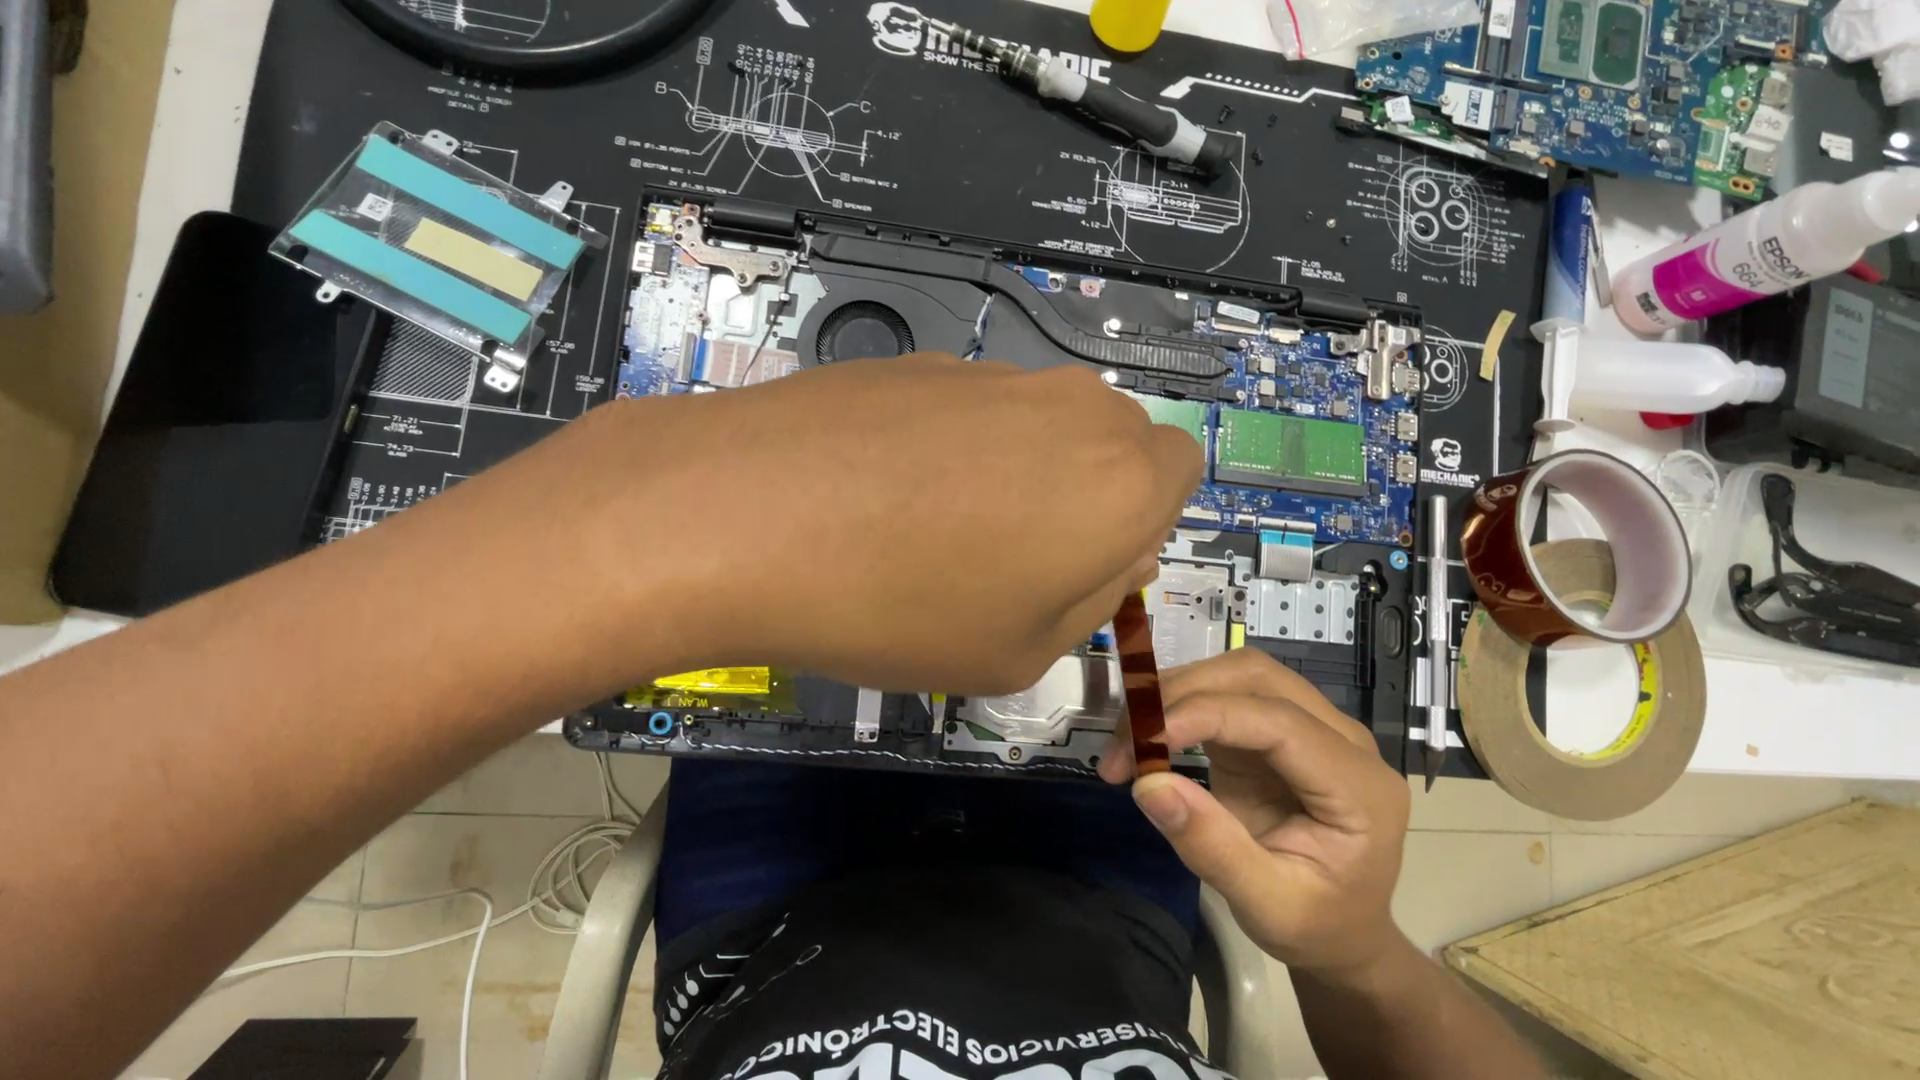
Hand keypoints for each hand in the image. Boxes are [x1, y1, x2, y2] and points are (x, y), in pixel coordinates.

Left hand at [423, 353, 1201, 697]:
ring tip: (927, 528)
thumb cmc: (900, 608)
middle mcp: (1070, 406)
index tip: (1079, 566)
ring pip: (1036, 422)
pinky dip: (947, 446)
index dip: (1137, 525)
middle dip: (1084, 495)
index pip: (1178, 475)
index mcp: (1121, 478)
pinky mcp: (917, 362)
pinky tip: (875, 492)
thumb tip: (1116, 550)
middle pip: (1110, 443)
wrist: (745, 516)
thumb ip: (1095, 597)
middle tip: (1007, 558)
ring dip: (1013, 470)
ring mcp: (989, 373)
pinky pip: (967, 408)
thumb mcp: (1022, 654)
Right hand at [1099, 649, 1410, 975]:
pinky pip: (1227, 693)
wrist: (1344, 932)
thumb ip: (1213, 848)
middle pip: (1258, 678)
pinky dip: (1181, 705)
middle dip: (1182, 694)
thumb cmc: (1316, 925)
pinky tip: (1148, 736)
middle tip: (1123, 740)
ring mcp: (1313, 727)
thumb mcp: (1268, 907)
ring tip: (1128, 738)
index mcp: (1359, 787)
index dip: (1207, 715)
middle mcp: (1344, 740)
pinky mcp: (1278, 729)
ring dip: (1177, 692)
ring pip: (1239, 674)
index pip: (1280, 721)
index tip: (1142, 740)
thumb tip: (1148, 785)